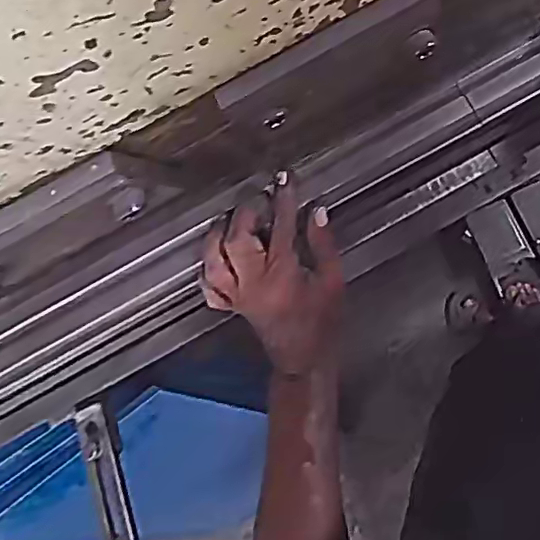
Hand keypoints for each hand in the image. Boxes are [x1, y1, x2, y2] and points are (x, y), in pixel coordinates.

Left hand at [201, 173, 343, 377]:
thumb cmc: (323, 320)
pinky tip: (216, 252)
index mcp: (282, 274)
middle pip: (237, 240)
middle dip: (246, 212)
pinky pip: (209, 285)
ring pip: (213, 260)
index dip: (283, 198)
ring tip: (231, 218)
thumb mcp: (332, 279)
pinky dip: (207, 265)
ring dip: (218, 234)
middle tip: (260, 198)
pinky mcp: (230, 306)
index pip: (280, 227)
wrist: (304, 360)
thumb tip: (315, 210)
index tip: (284, 179)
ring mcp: (237, 296)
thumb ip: (323, 244)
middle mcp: (253, 283)